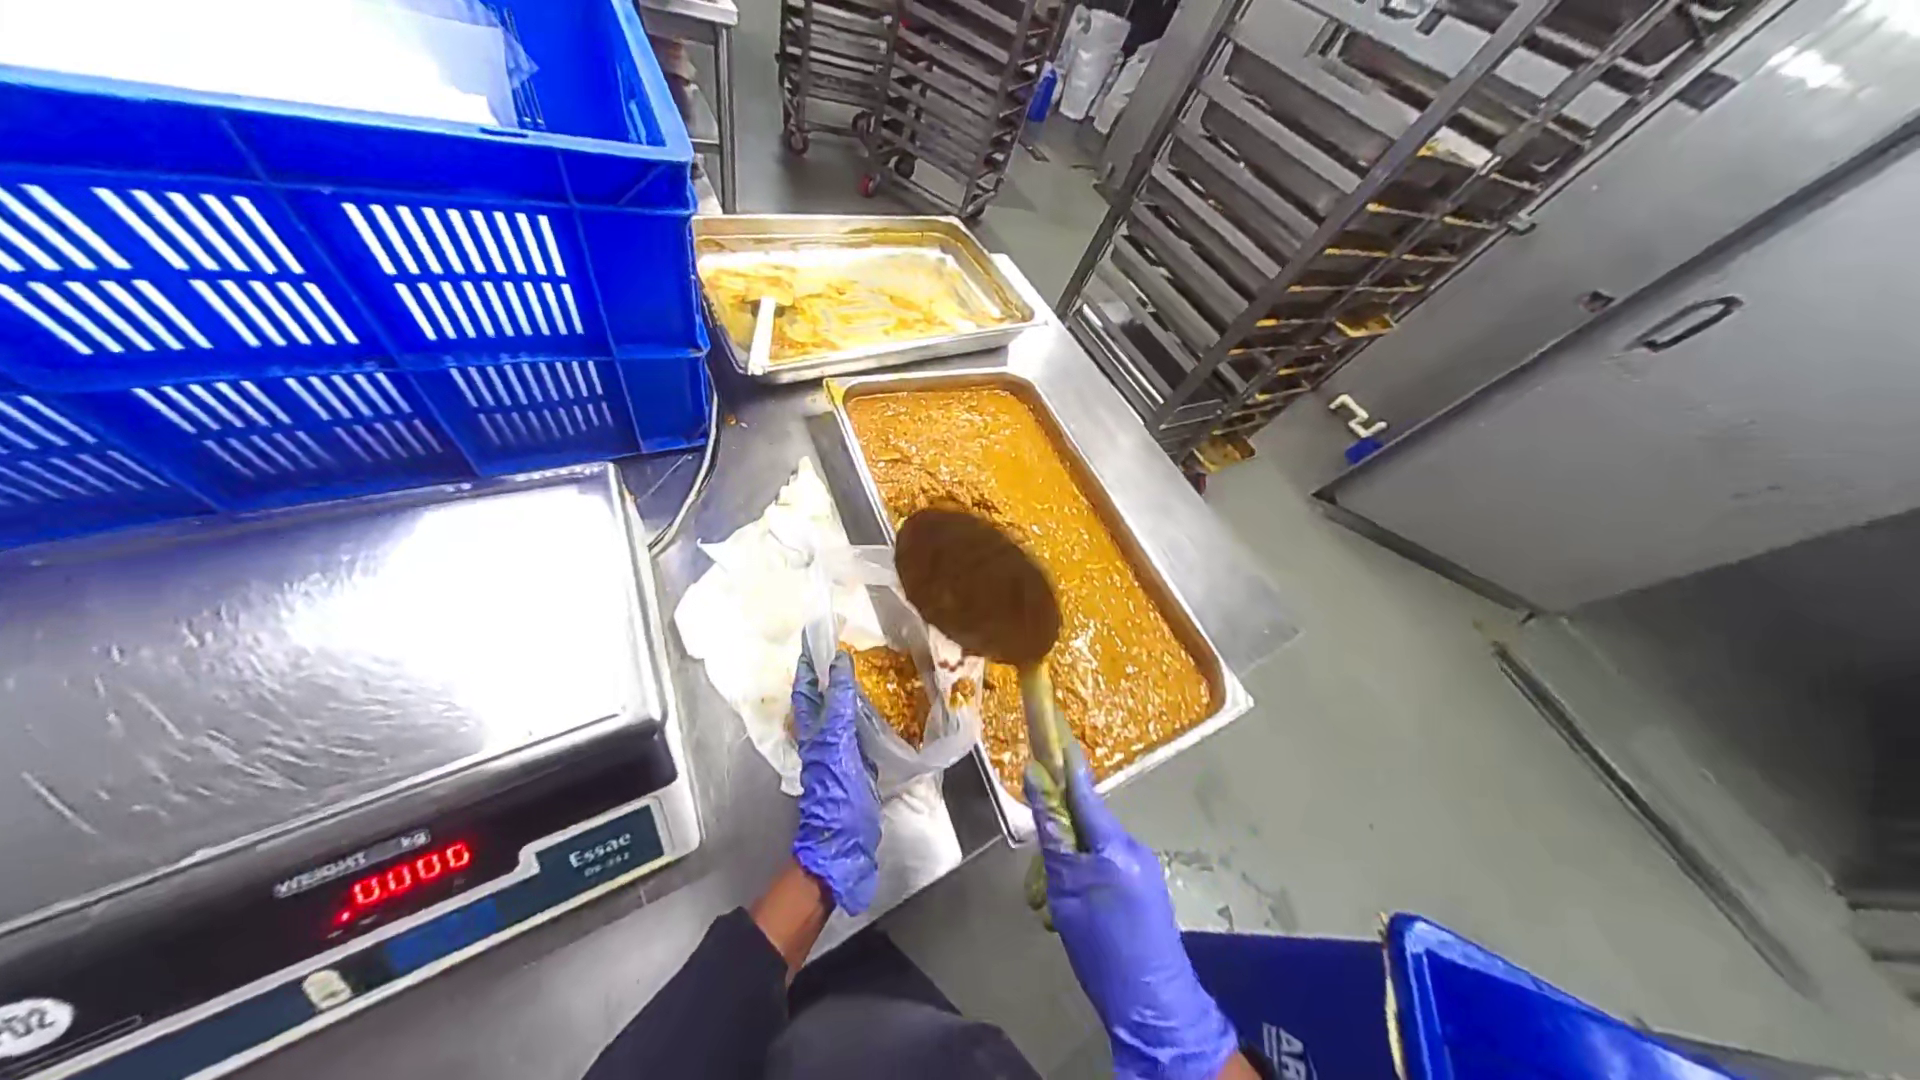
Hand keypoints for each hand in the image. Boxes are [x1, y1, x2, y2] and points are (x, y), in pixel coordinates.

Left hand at [791, 647, 881, 914]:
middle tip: (840, 647)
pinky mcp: (855, 763)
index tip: (817, 636)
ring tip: (858, 669)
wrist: (844, 841)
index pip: (808, 687)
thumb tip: (839, 665)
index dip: (810, 663)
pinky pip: (857, 728)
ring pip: (838, 711)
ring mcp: (839, 750)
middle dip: (826, 672)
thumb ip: (840, 704)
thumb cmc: (837, 793)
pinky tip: (876, 707)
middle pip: (821, 697)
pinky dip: (863, 712)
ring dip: (845, 690)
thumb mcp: (838, 743)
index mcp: (813, 729)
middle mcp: (823, 736)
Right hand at [1025, 740, 1237, 1079]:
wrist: (1154, 1008)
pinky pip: (1106, 870)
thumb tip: (1037, 781)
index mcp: (1114, 843)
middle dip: (1059, 837)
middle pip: (1085, 823)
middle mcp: (1132, 848)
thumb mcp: (1066, 889)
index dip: (1066, 763)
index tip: (1052, 733)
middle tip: (1040, 873)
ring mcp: (1140, 871)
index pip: (1084, 791)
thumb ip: (1053, 833)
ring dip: (1069, 865)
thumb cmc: (1103, 945)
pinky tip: (1075, 912)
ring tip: (1054, 905)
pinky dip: (1084, 879)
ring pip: (1092, 850)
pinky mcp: (1143, 891)